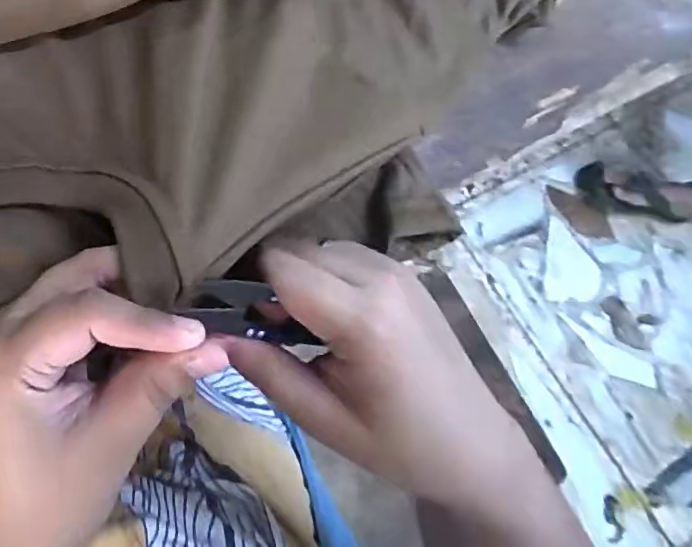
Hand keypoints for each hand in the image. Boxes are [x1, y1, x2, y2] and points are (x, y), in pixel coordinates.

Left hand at [0, 247, 228, 546]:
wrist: (18, 520)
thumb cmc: (58, 491)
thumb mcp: (111, 443)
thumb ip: (157, 384)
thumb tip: (214, 345)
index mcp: (14, 356)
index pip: (85, 312)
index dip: (144, 319)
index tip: (196, 331)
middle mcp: (10, 323)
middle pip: (80, 277)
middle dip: (136, 284)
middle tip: (187, 306)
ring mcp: (19, 319)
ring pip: (80, 275)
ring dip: (127, 285)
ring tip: (173, 309)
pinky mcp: (35, 324)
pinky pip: (78, 292)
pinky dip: (116, 298)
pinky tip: (147, 319)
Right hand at [223, 241, 585, 544]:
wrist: (478, 446)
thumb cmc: (398, 444)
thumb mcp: (325, 421)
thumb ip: (267, 371)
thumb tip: (213, 334)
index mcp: (364, 318)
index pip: (279, 266)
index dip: (251, 287)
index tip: (248, 322)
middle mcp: (379, 277)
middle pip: (293, 249)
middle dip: (270, 279)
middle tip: (273, 327)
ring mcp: (394, 266)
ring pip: (314, 245)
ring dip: (296, 273)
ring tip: (303, 321)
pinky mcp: (400, 266)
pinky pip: (339, 250)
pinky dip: (320, 270)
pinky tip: (330, 310)